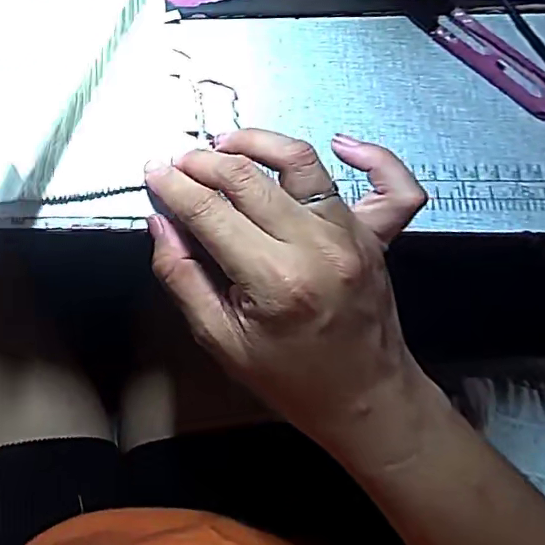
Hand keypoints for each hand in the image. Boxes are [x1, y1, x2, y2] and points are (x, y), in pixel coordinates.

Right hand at [143, 129, 432, 462]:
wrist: (368, 402)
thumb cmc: (287, 376)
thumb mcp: (217, 337)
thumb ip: (179, 275)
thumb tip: (159, 220)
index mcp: (274, 279)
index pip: (207, 209)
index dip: (171, 184)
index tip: (151, 170)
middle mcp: (317, 247)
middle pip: (246, 176)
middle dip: (200, 160)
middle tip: (177, 163)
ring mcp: (353, 236)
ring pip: (302, 162)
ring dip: (256, 142)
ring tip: (226, 143)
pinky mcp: (377, 236)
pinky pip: (394, 187)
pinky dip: (374, 158)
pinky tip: (342, 144)